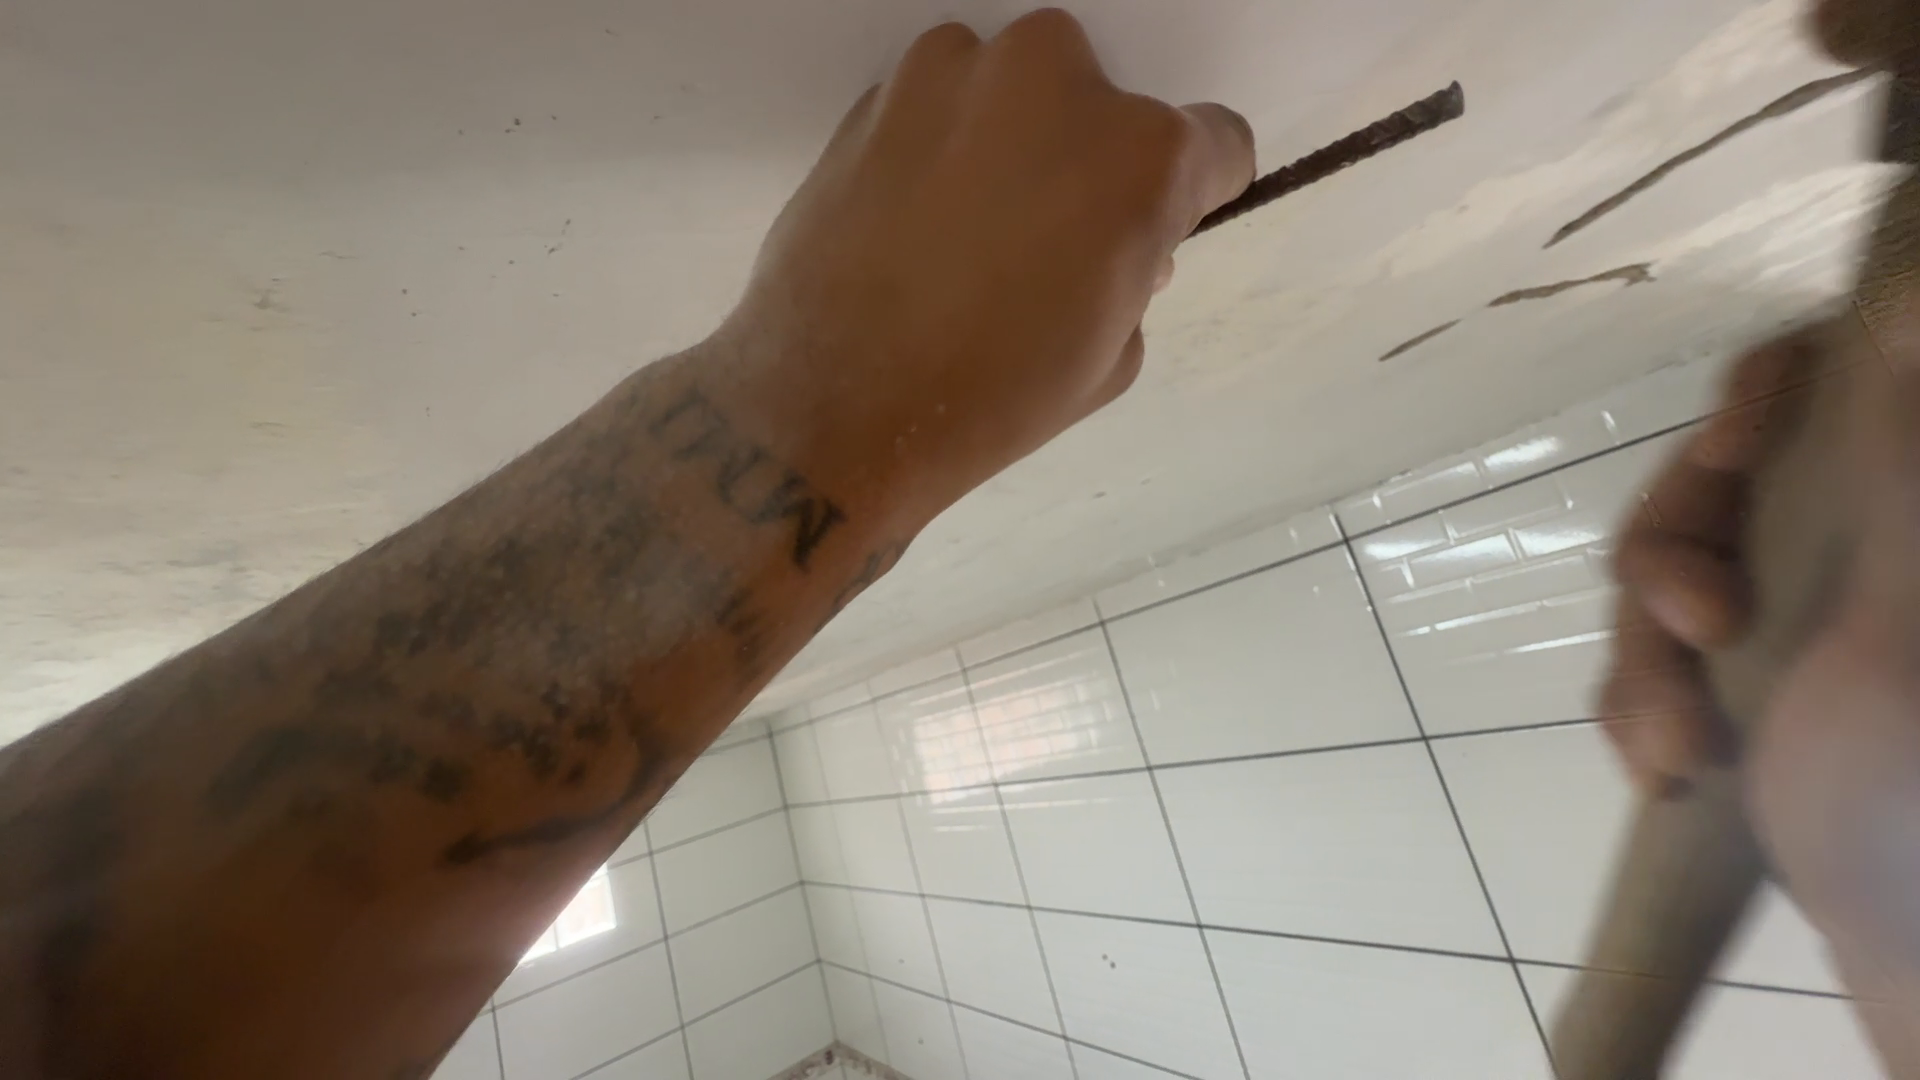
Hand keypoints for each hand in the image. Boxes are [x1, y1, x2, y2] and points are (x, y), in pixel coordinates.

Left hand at [704, 9, 1253, 537]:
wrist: (839, 407)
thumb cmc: (989, 402)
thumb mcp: (1108, 362)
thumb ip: (1136, 280)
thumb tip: (1120, 247)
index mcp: (1139, 157)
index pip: (1214, 143)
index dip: (1191, 195)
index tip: (1157, 230)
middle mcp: (1054, 80)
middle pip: (1104, 109)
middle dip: (1088, 169)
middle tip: (1043, 250)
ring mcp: (953, 74)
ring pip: (1015, 96)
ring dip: (1009, 149)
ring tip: (964, 242)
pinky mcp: (875, 94)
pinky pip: (938, 112)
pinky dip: (939, 154)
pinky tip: (911, 229)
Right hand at [1596, 0, 1887, 793]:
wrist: (1919, 953)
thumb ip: (1901, 448)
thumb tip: (1880, 312)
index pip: (1900, 320)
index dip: (1890, 147)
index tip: (1832, 24)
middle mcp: (1903, 504)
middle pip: (1753, 433)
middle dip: (1689, 524)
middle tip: (1694, 609)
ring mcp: (1827, 579)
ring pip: (1677, 538)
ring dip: (1648, 638)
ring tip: (1673, 731)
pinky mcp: (1752, 646)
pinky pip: (1653, 624)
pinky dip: (1638, 685)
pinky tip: (1657, 755)